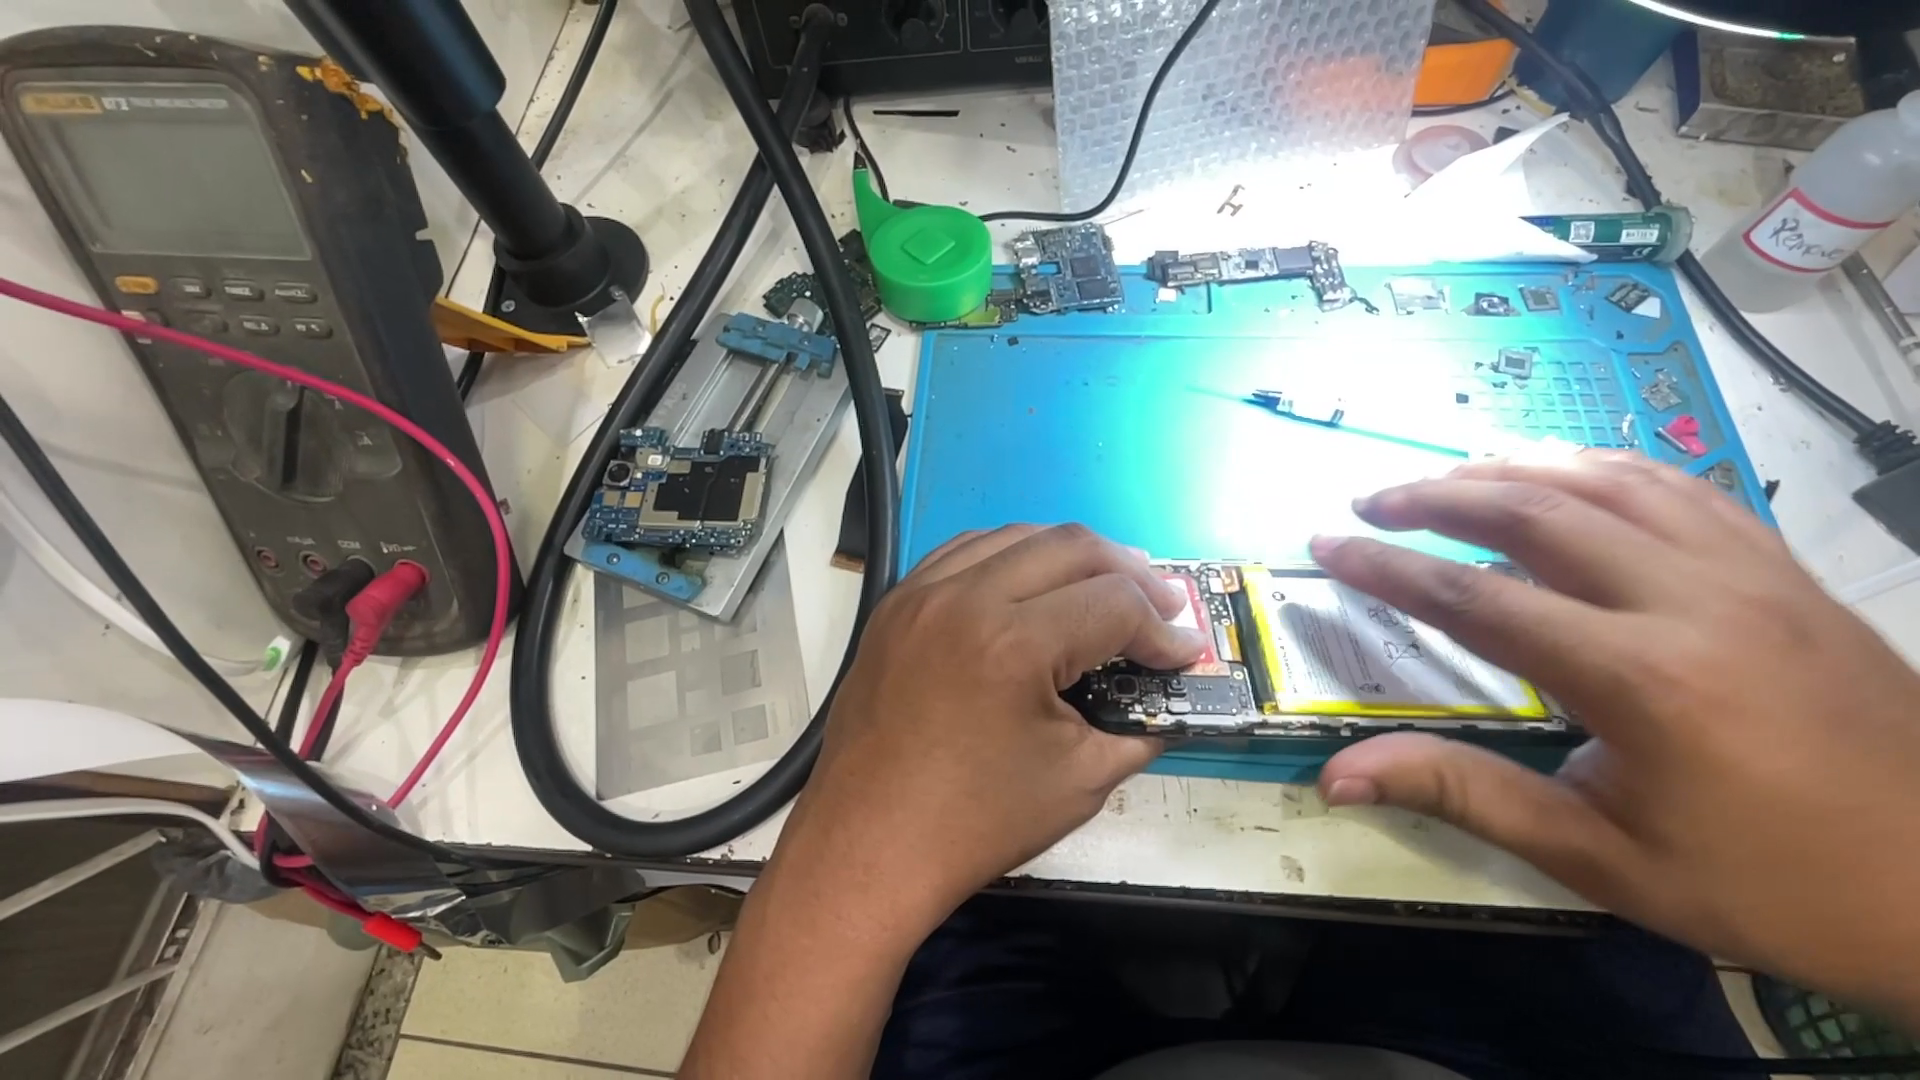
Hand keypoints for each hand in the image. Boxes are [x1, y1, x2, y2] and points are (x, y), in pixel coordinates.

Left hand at [774, 524, 1204, 932]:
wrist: (868, 846)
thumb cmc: (975, 824)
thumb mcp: (1081, 782)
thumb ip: (1139, 727)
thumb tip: (1170, 695)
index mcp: (1013, 644)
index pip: (1114, 603)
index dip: (1163, 628)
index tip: (1184, 653)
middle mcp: (964, 598)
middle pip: (1070, 545)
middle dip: (1130, 572)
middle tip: (1160, 605)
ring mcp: (921, 594)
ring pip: (1014, 536)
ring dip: (1069, 555)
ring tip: (1102, 586)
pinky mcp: (895, 605)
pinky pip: (962, 553)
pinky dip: (1008, 558)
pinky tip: (1028, 585)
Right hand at [1311, 451, 1919, 1020]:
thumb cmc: (1768, 886)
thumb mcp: (1600, 858)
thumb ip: (1463, 794)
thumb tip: (1338, 776)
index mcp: (1638, 675)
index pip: (1474, 597)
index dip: (1385, 567)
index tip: (1325, 546)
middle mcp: (1689, 599)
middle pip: (1532, 512)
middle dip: (1433, 497)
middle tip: (1370, 502)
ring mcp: (1748, 573)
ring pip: (1604, 480)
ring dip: (1509, 469)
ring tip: (1445, 478)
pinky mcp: (1784, 570)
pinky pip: (1679, 486)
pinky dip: (1600, 466)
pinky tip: (1561, 474)